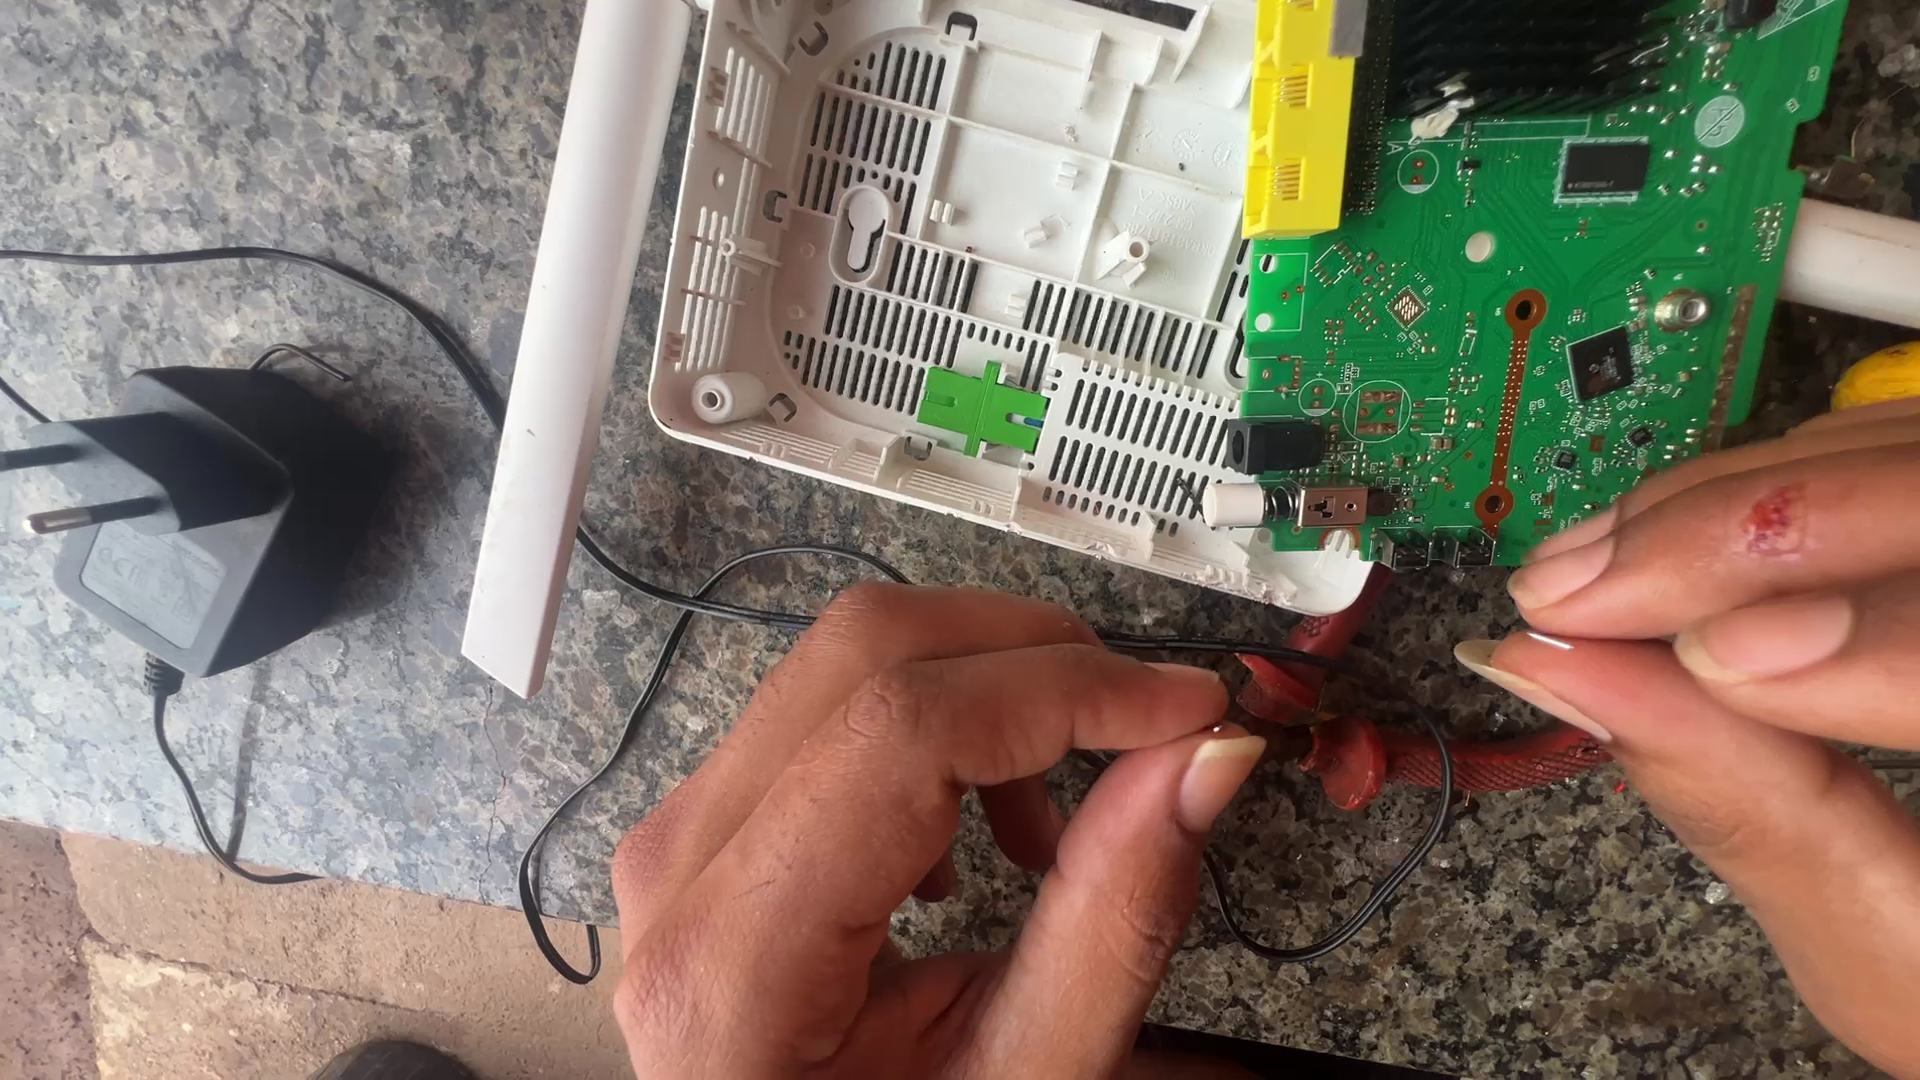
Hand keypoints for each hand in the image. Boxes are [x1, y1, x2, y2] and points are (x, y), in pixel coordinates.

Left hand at [609, 584, 1263, 1078]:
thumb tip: (1206, 757)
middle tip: (1135, 723)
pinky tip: (963, 827)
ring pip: (852, 652)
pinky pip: (833, 696)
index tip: (1187, 705)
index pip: (906, 728)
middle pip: (870, 647)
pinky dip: (936, 718)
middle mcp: (684, 850)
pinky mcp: (711, 800)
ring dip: (985, 685)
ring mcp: (686, 812)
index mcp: (733, 953)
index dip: (1064, 689)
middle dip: (1032, 651)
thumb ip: (1112, 920)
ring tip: (1040, 820)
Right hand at [1454, 398, 1919, 1076]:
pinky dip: (1717, 494)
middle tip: (1566, 596)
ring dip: (1696, 509)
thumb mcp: (1898, 964)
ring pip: (1885, 453)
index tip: (1700, 663)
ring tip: (1567, 578)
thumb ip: (1744, 812)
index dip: (1889, 640)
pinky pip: (1856, 455)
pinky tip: (1627, 546)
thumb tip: (1551, 668)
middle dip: (1740, 536)